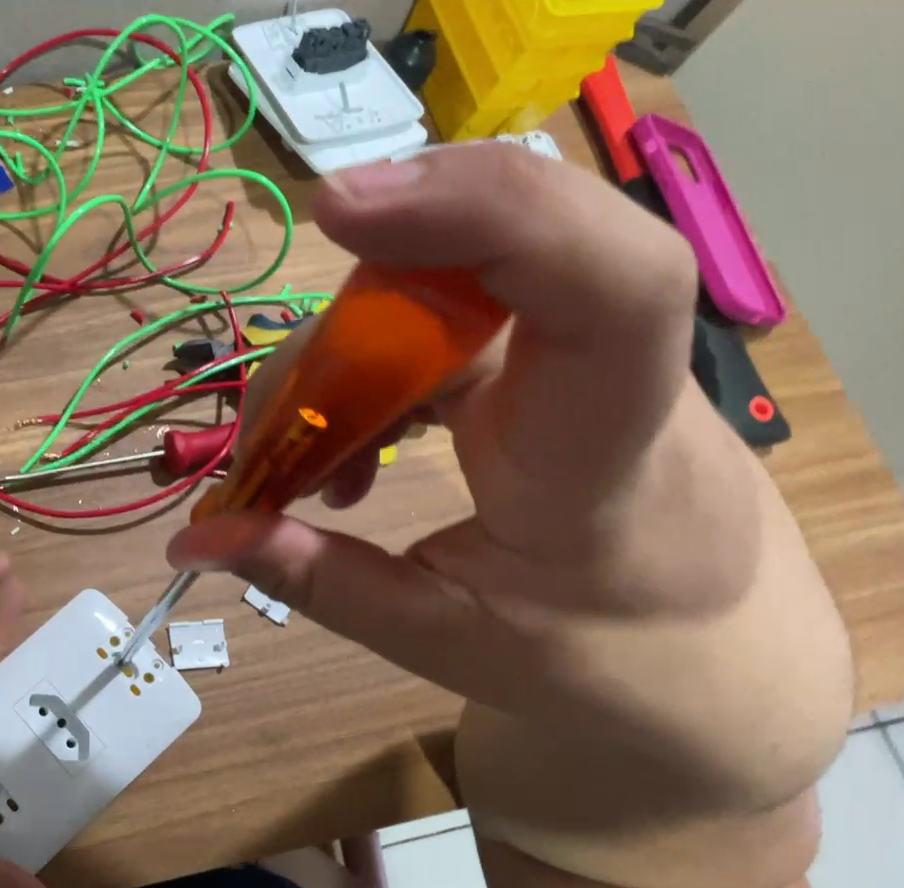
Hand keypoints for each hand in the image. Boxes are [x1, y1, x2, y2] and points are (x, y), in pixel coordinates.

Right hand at [169, 147, 852, 887]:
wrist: (709, 659)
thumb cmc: (596, 662)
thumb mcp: (441, 638)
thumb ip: (316, 580)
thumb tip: (194, 538)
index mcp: (605, 454)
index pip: (606, 284)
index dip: (479, 212)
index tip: (335, 210)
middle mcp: (602, 373)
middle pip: (470, 269)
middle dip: (337, 332)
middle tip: (266, 433)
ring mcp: (569, 357)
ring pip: (434, 294)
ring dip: (335, 367)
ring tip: (295, 472)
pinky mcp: (537, 361)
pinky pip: (432, 328)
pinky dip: (361, 382)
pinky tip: (342, 459)